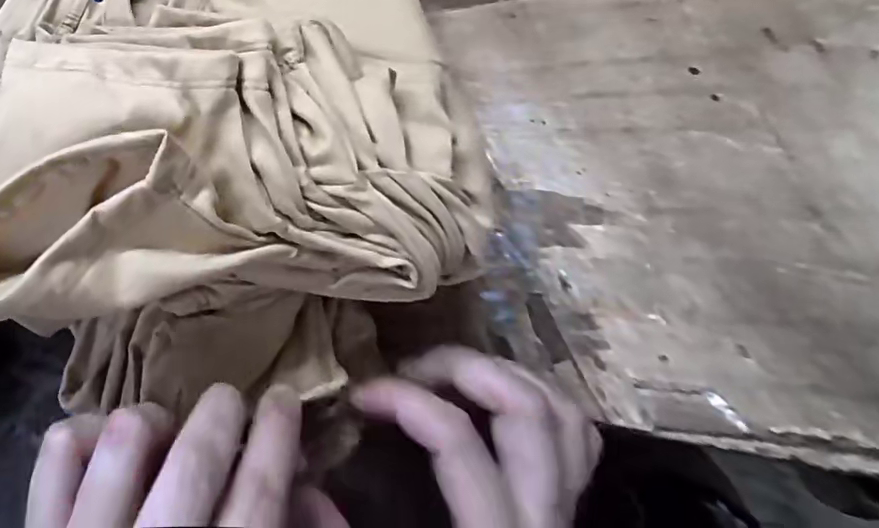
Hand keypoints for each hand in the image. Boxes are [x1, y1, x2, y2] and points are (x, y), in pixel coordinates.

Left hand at [26, 384, 337, 527]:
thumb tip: (312, 492)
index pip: (256, 502)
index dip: (278, 441)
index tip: (285, 399)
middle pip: (195, 463)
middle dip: (222, 414)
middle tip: (230, 403)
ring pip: (125, 438)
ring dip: (155, 421)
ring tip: (166, 434)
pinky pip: (62, 447)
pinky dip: (90, 430)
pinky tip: (108, 452)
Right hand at [352, 347, 600, 527]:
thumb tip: (301, 487)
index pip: (457, 438)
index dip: (402, 399)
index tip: (358, 398)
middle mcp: (545, 524)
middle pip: (525, 410)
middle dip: (459, 367)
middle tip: (407, 371)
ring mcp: (570, 519)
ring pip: (562, 415)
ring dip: (503, 374)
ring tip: (447, 375)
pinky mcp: (573, 519)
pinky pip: (577, 440)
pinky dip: (535, 401)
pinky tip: (489, 402)